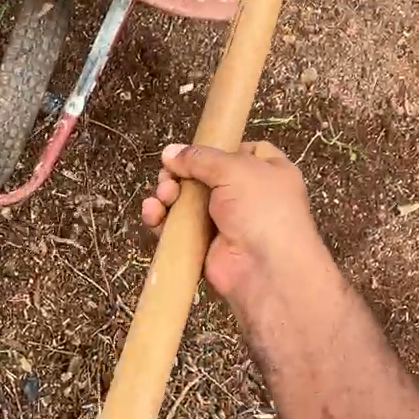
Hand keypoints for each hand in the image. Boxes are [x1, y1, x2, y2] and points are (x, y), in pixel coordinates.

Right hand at [140, 142, 324, 311]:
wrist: (265, 268)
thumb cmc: (263, 211)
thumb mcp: (236, 169)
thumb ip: (200, 158)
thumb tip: (169, 152)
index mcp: (266, 172)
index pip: (238, 152)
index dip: (214, 150)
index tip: (193, 153)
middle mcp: (245, 196)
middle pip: (202, 177)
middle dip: (180, 175)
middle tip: (168, 178)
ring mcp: (223, 222)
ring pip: (185, 202)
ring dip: (168, 196)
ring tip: (163, 197)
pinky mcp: (203, 245)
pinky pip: (176, 228)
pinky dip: (161, 220)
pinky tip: (153, 214)